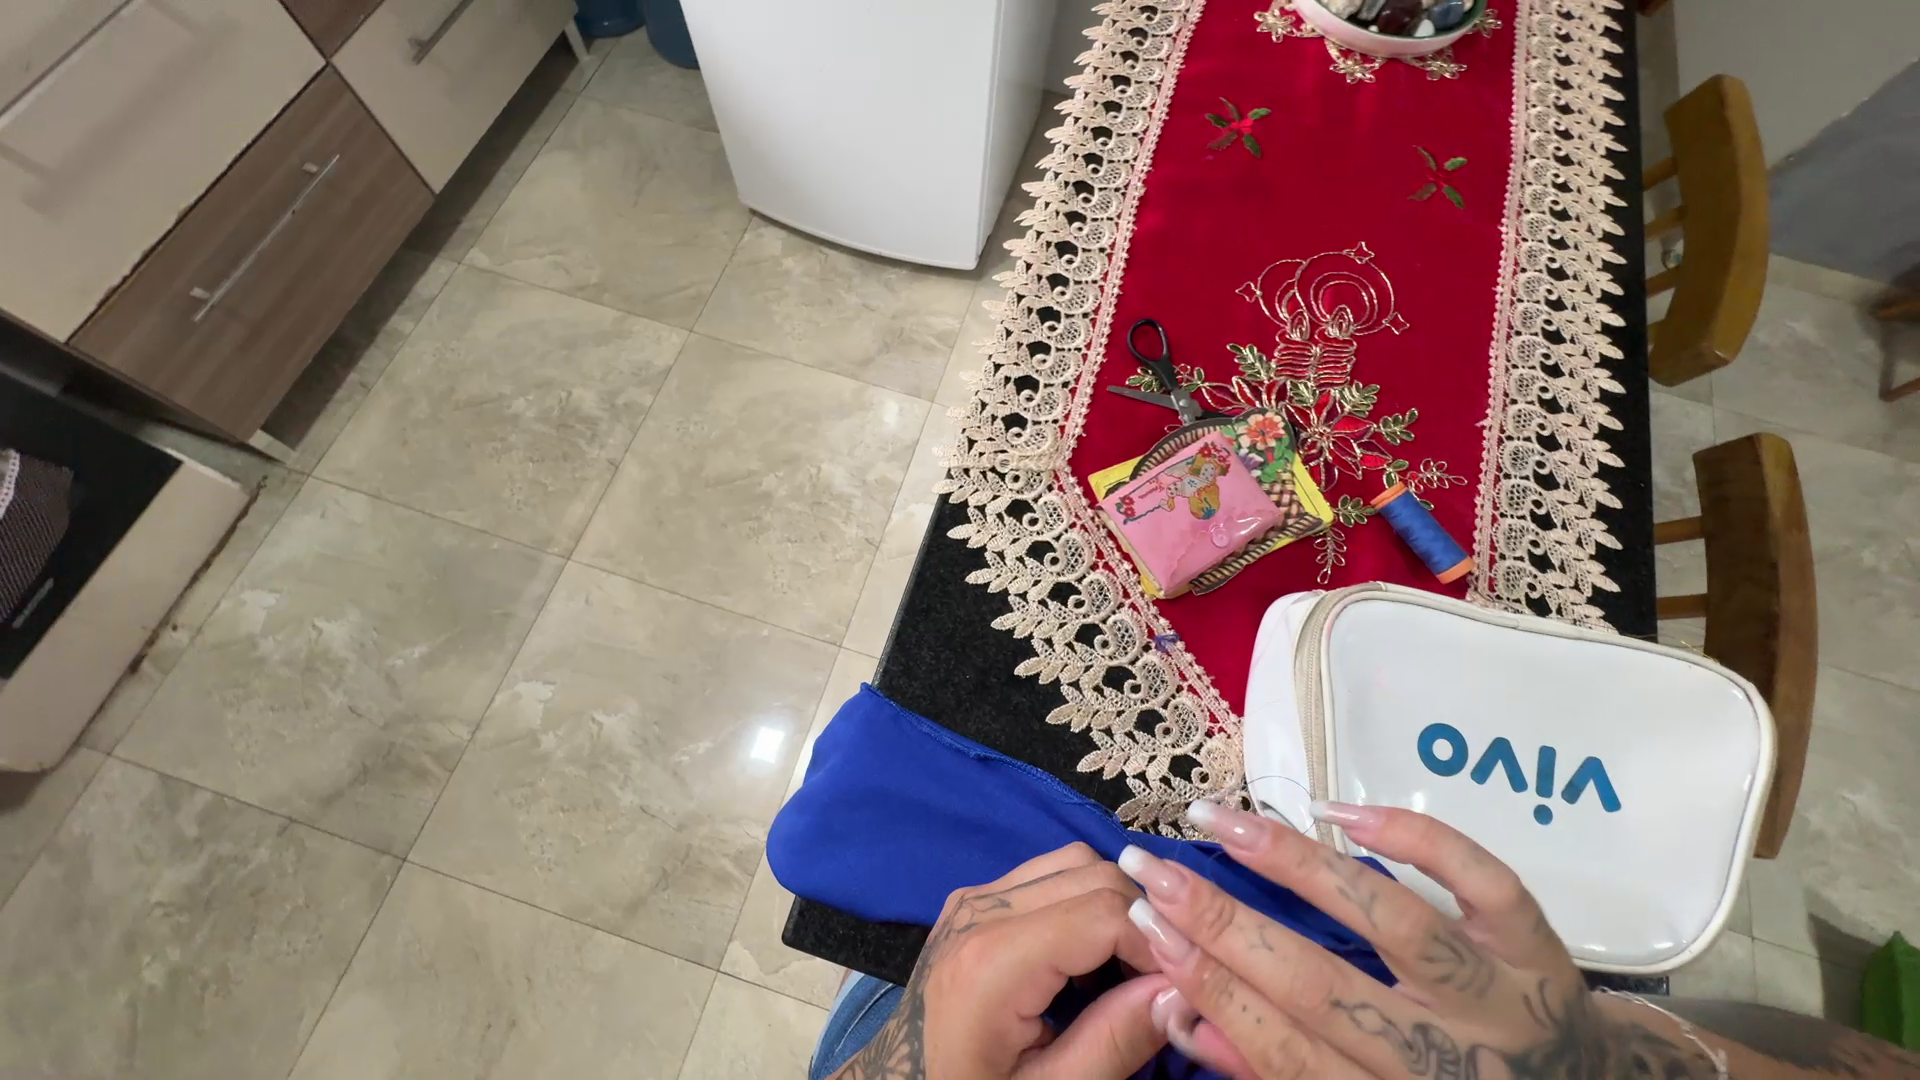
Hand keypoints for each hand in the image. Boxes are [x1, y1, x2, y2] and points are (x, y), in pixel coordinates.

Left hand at [833, 842, 1172, 1079]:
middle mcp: (980, 908)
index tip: (1187, 987)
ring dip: (1113, 904)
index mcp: (993, 960)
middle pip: (1091, 872)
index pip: (1103, 912)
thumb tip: (1182, 990)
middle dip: (1141, 918)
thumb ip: (1115, 1040)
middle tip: (1162, 980)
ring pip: (1072, 861)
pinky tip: (1087, 959)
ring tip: (1125, 971)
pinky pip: (1047, 874)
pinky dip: (1083, 901)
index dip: (1158, 943)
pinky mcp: (974, 898)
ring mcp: (973, 896)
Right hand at [1117, 801, 1725, 1079]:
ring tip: (1220, 820)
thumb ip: (1264, 1062)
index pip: (1281, 1048)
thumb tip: (1178, 1011)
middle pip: (1321, 989)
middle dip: (1220, 921)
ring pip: (1391, 924)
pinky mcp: (1541, 949)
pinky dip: (1413, 840)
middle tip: (1151, 866)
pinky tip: (1338, 812)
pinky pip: (1485, 885)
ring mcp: (1505, 1003)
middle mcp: (1451, 1064)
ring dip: (1292, 864)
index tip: (1144, 917)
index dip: (1205, 981)